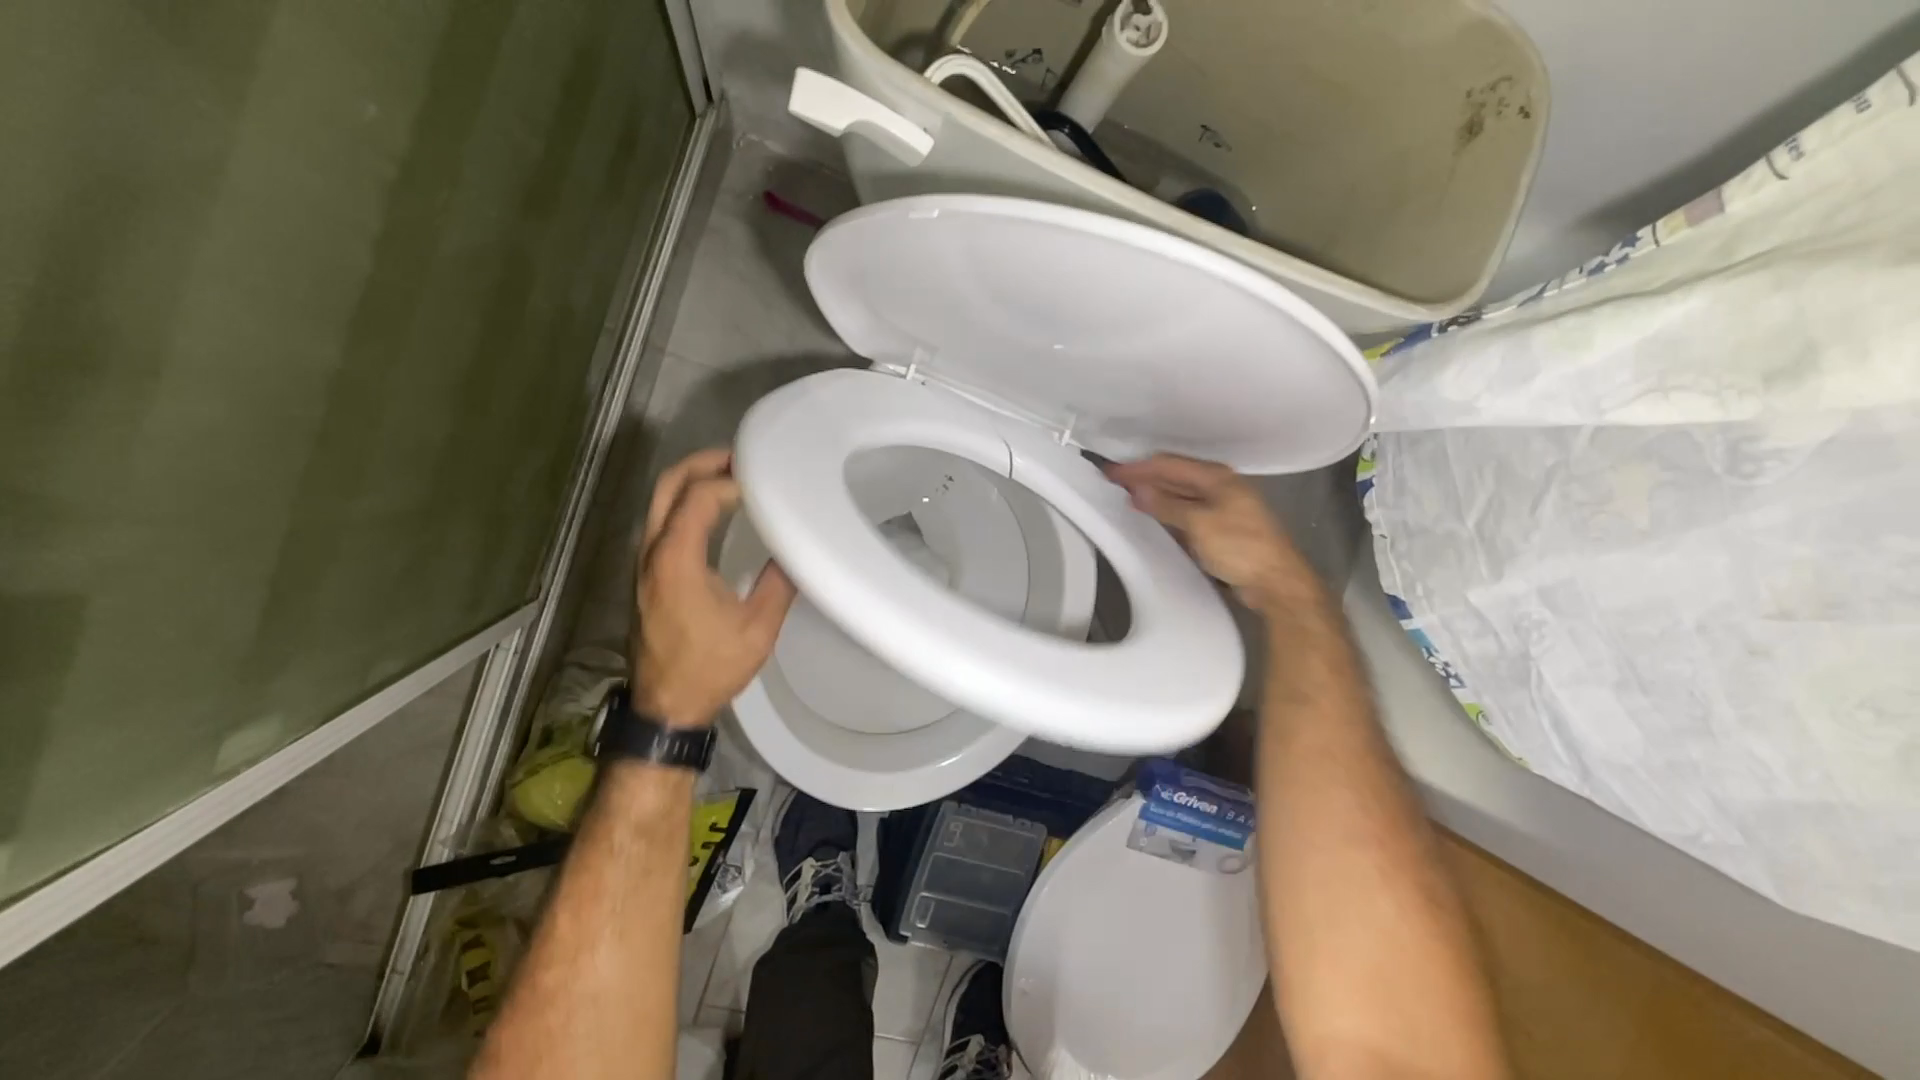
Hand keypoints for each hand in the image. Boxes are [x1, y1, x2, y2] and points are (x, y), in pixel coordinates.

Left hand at [631, 449, 797, 728]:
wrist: (666, 705)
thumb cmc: (710, 668)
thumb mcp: (757, 629)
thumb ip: (778, 585)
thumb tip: (797, 554)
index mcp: (676, 560)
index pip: (699, 497)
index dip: (730, 482)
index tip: (762, 481)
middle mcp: (651, 553)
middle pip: (667, 486)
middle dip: (702, 464)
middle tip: (741, 458)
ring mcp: (642, 563)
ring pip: (658, 502)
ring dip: (691, 482)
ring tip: (732, 478)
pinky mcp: (645, 575)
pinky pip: (660, 522)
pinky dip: (685, 504)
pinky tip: (714, 512)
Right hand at [1102, 454, 1311, 610]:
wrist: (1276, 582)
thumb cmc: (1240, 547)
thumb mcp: (1198, 524)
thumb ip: (1166, 505)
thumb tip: (1137, 491)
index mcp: (1216, 477)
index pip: (1168, 465)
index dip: (1138, 468)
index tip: (1109, 472)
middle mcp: (1220, 486)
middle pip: (1175, 476)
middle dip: (1144, 478)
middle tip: (1113, 482)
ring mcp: (1222, 507)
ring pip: (1181, 494)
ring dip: (1155, 494)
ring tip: (1127, 497)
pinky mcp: (1222, 528)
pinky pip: (1188, 512)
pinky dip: (1168, 512)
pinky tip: (1154, 517)